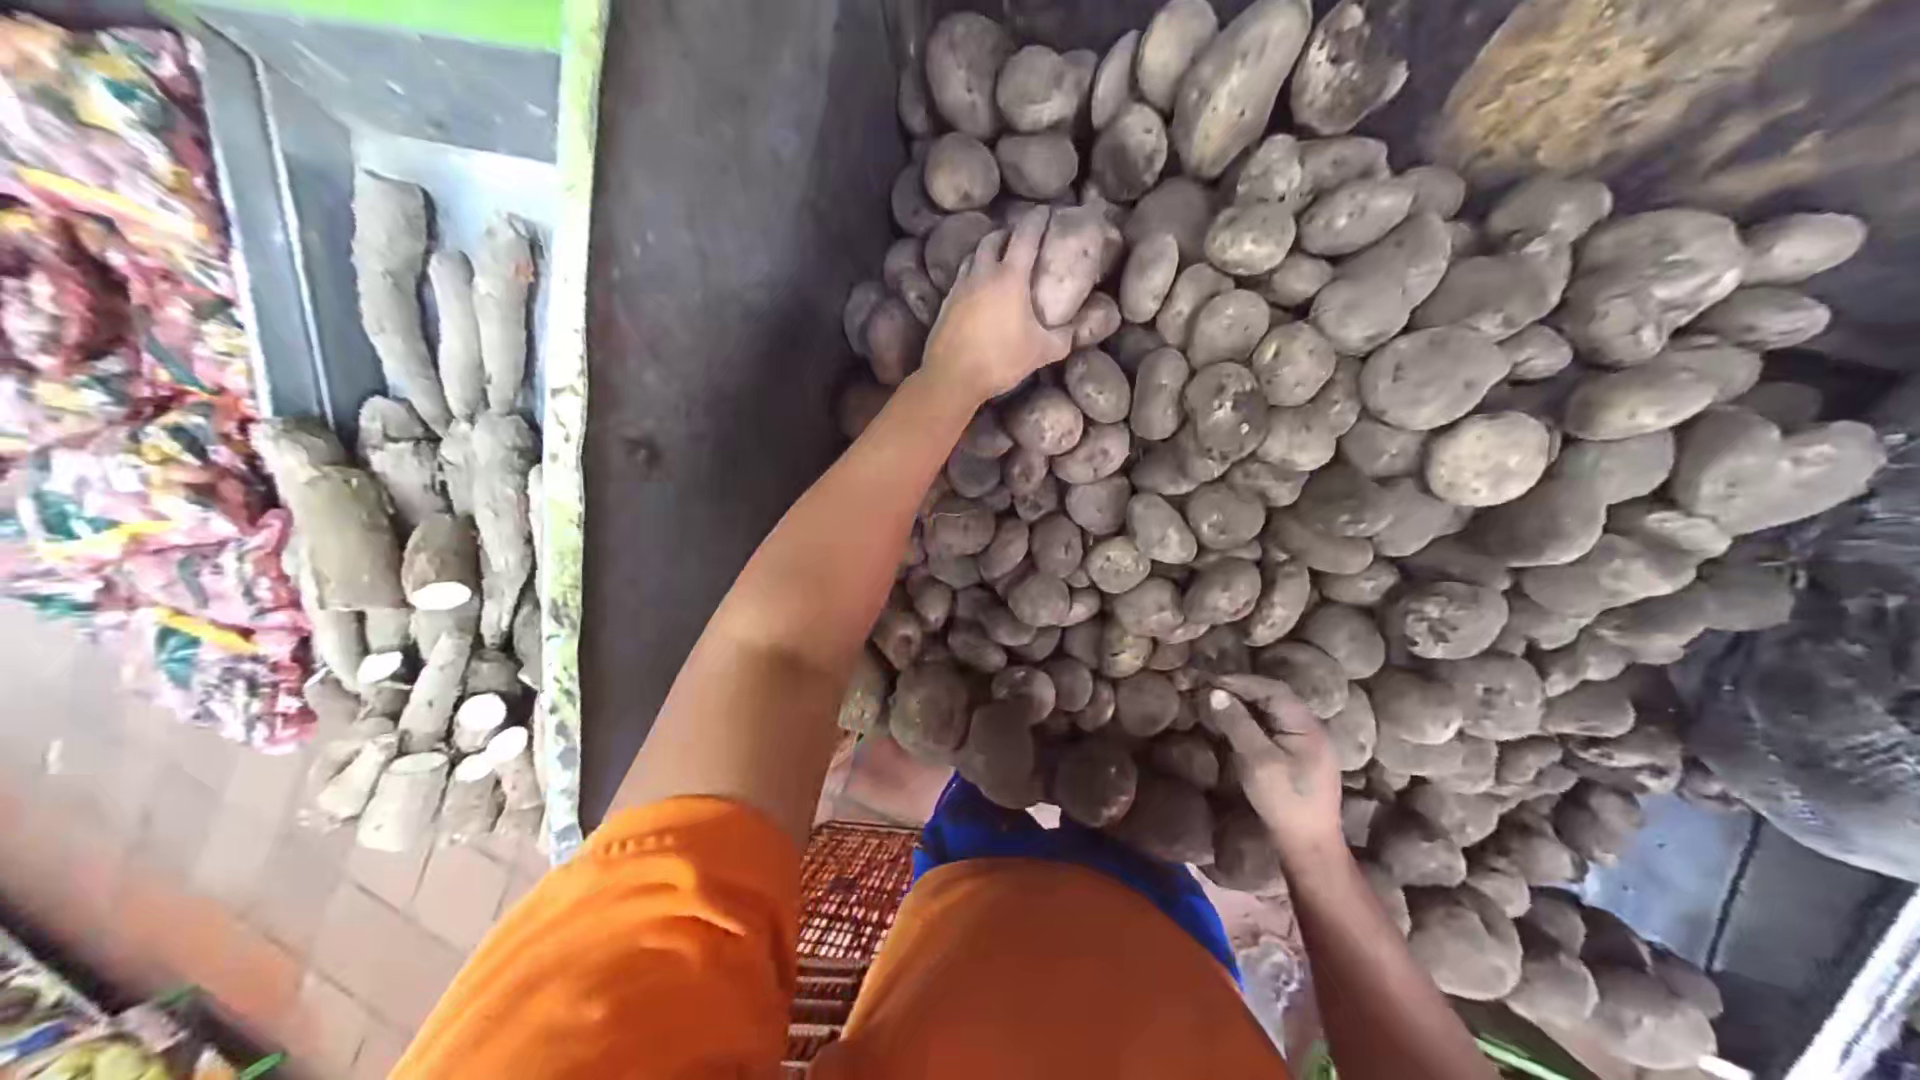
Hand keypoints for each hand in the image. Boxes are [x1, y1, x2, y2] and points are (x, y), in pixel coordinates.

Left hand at [921, 206, 1073, 401]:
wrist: (952, 377)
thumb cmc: (1001, 360)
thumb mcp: (1043, 352)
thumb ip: (1064, 337)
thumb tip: (1074, 330)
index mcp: (1010, 277)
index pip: (1025, 235)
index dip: (1037, 219)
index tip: (1045, 211)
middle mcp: (982, 274)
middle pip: (993, 239)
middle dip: (1008, 233)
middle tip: (1019, 238)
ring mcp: (959, 287)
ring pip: (973, 256)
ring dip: (986, 251)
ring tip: (997, 259)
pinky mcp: (945, 304)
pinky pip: (960, 278)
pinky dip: (972, 273)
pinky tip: (977, 288)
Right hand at [1207, 683, 1345, 863]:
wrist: (1309, 846)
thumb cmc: (1284, 801)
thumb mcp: (1257, 760)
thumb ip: (1237, 723)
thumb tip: (1216, 693)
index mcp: (1307, 725)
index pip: (1272, 689)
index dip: (1240, 681)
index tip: (1211, 680)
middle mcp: (1311, 729)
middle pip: (1274, 697)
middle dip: (1242, 690)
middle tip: (1211, 689)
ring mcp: (1307, 744)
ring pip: (1273, 713)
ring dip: (1246, 705)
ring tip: (1218, 703)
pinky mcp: (1299, 758)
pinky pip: (1273, 728)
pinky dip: (1251, 721)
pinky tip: (1234, 725)